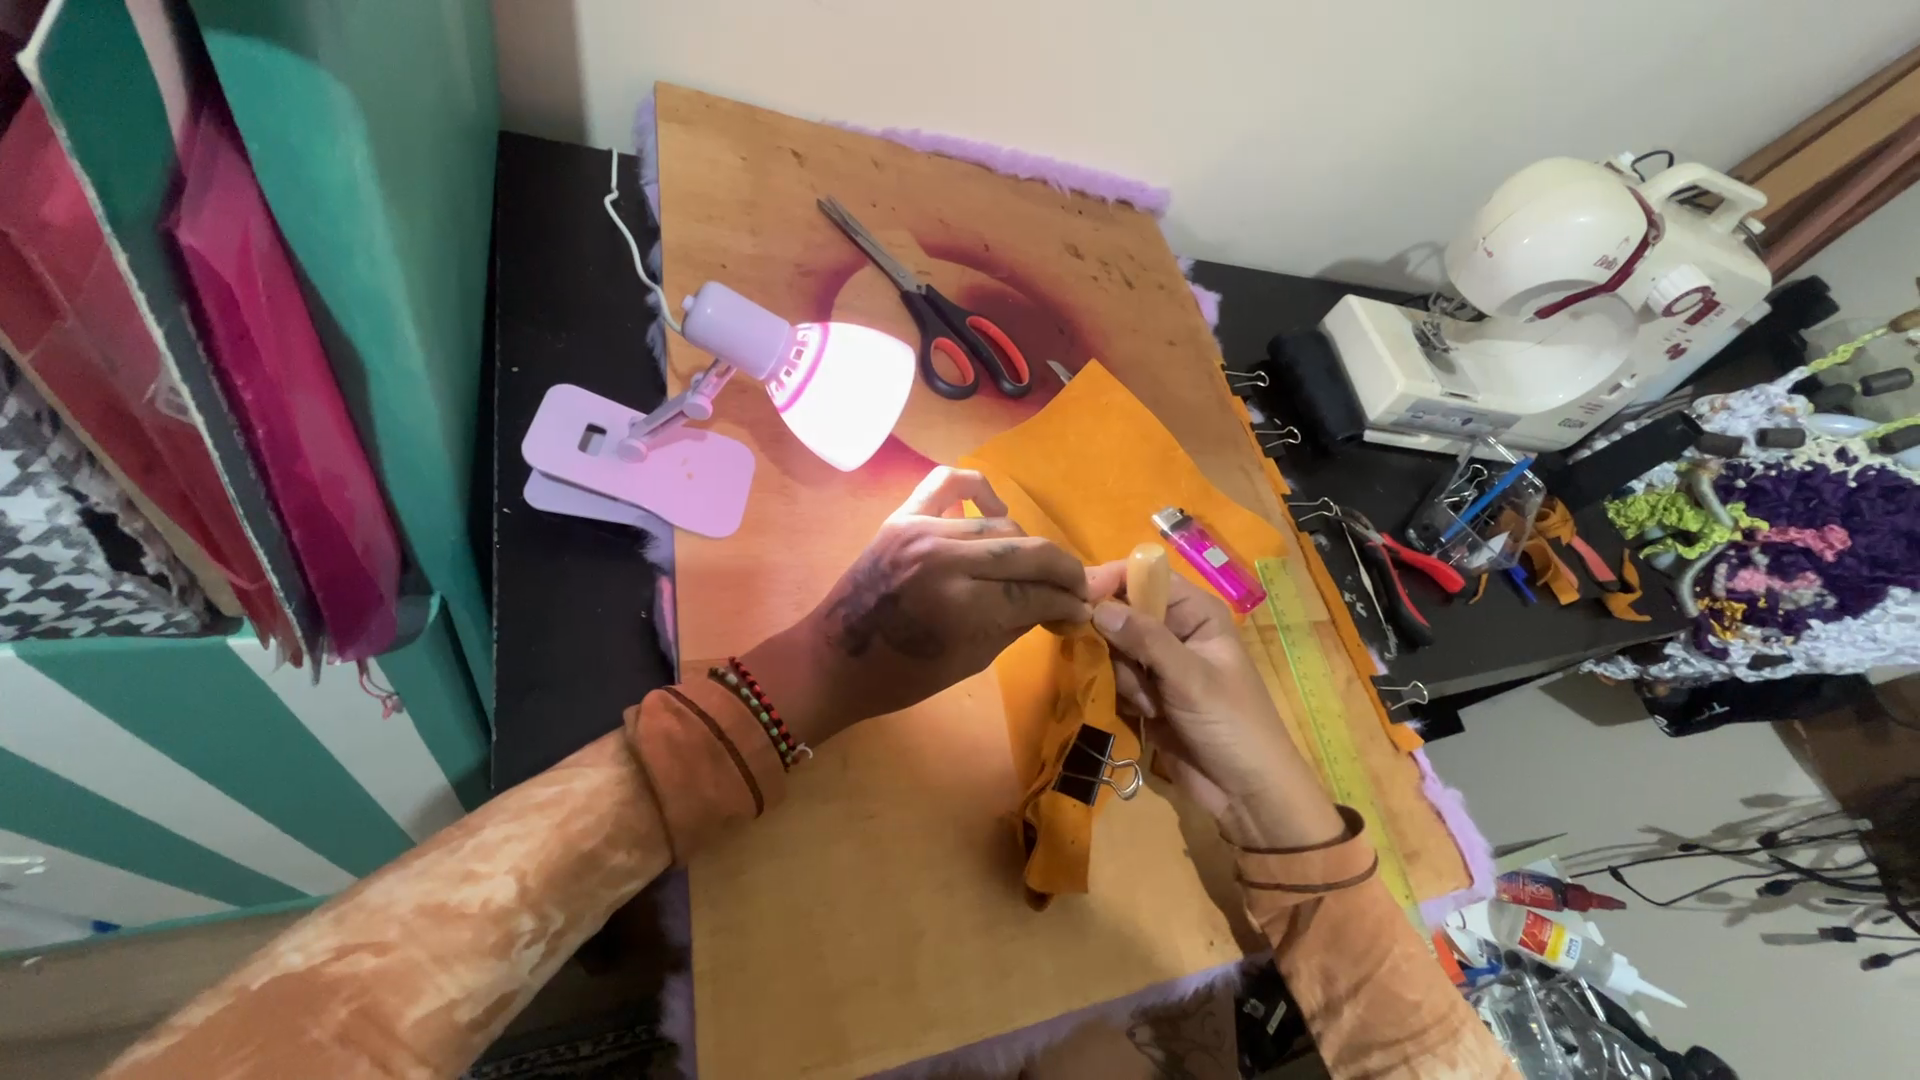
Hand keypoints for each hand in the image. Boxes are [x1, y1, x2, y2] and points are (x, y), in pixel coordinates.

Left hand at [745, 468, 1094, 743]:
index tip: (1081, 611)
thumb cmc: (903, 676)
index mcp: (962, 607)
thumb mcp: (972, 659)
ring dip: (1027, 547)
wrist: (834, 658)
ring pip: (1001, 525)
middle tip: (1074, 588)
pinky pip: (951, 481)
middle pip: (1029, 552)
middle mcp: (945, 559)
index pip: (1037, 594)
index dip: (1067, 604)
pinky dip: (981, 489)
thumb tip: (1068, 604)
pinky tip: (996, 511)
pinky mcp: (902, 516)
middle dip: (1063, 573)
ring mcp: (922, 530)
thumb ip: (1023, 621)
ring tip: (1032, 567)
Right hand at [1089, 572, 1344, 848]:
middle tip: (1130, 671)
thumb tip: (1098, 607)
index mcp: (1196, 611)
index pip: (1143, 577)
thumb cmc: (1232, 724)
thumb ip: (1146, 639)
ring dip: (1124, 678)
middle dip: (1116, 643)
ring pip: (1113, 649)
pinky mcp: (1146, 692)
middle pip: (1121, 612)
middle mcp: (1175, 629)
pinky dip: (1123, 696)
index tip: (1079, 600)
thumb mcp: (1191, 678)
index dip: (1110, 582)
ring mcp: (1158, 663)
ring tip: (1151, 704)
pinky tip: (1145, 716)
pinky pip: (1115, 679)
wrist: (1246, 792)